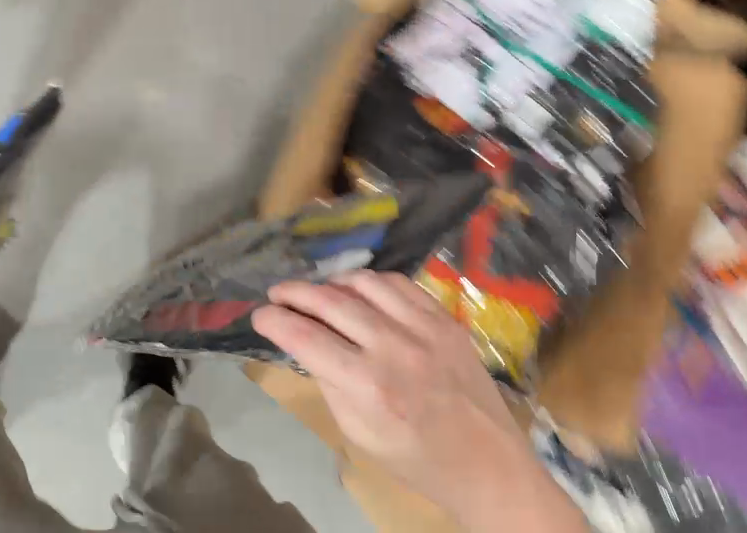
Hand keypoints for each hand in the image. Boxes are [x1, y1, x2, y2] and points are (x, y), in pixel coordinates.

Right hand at [253, 271, 584, 532]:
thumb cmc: (415, 458)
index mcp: (368, 387)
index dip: (275, 321)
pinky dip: (371, 281)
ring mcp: (424, 329)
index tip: (259, 315)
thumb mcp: (359, 433)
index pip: (306, 338)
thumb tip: (303, 342)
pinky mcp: (445, 319)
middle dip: (295, 292)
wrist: (487, 465)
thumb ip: (330, 382)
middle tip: (277, 292)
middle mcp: (394, 349)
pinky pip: (399, 283)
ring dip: (332, 282)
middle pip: (330, 302)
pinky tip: (359, 289)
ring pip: (364, 282)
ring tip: (318, 290)